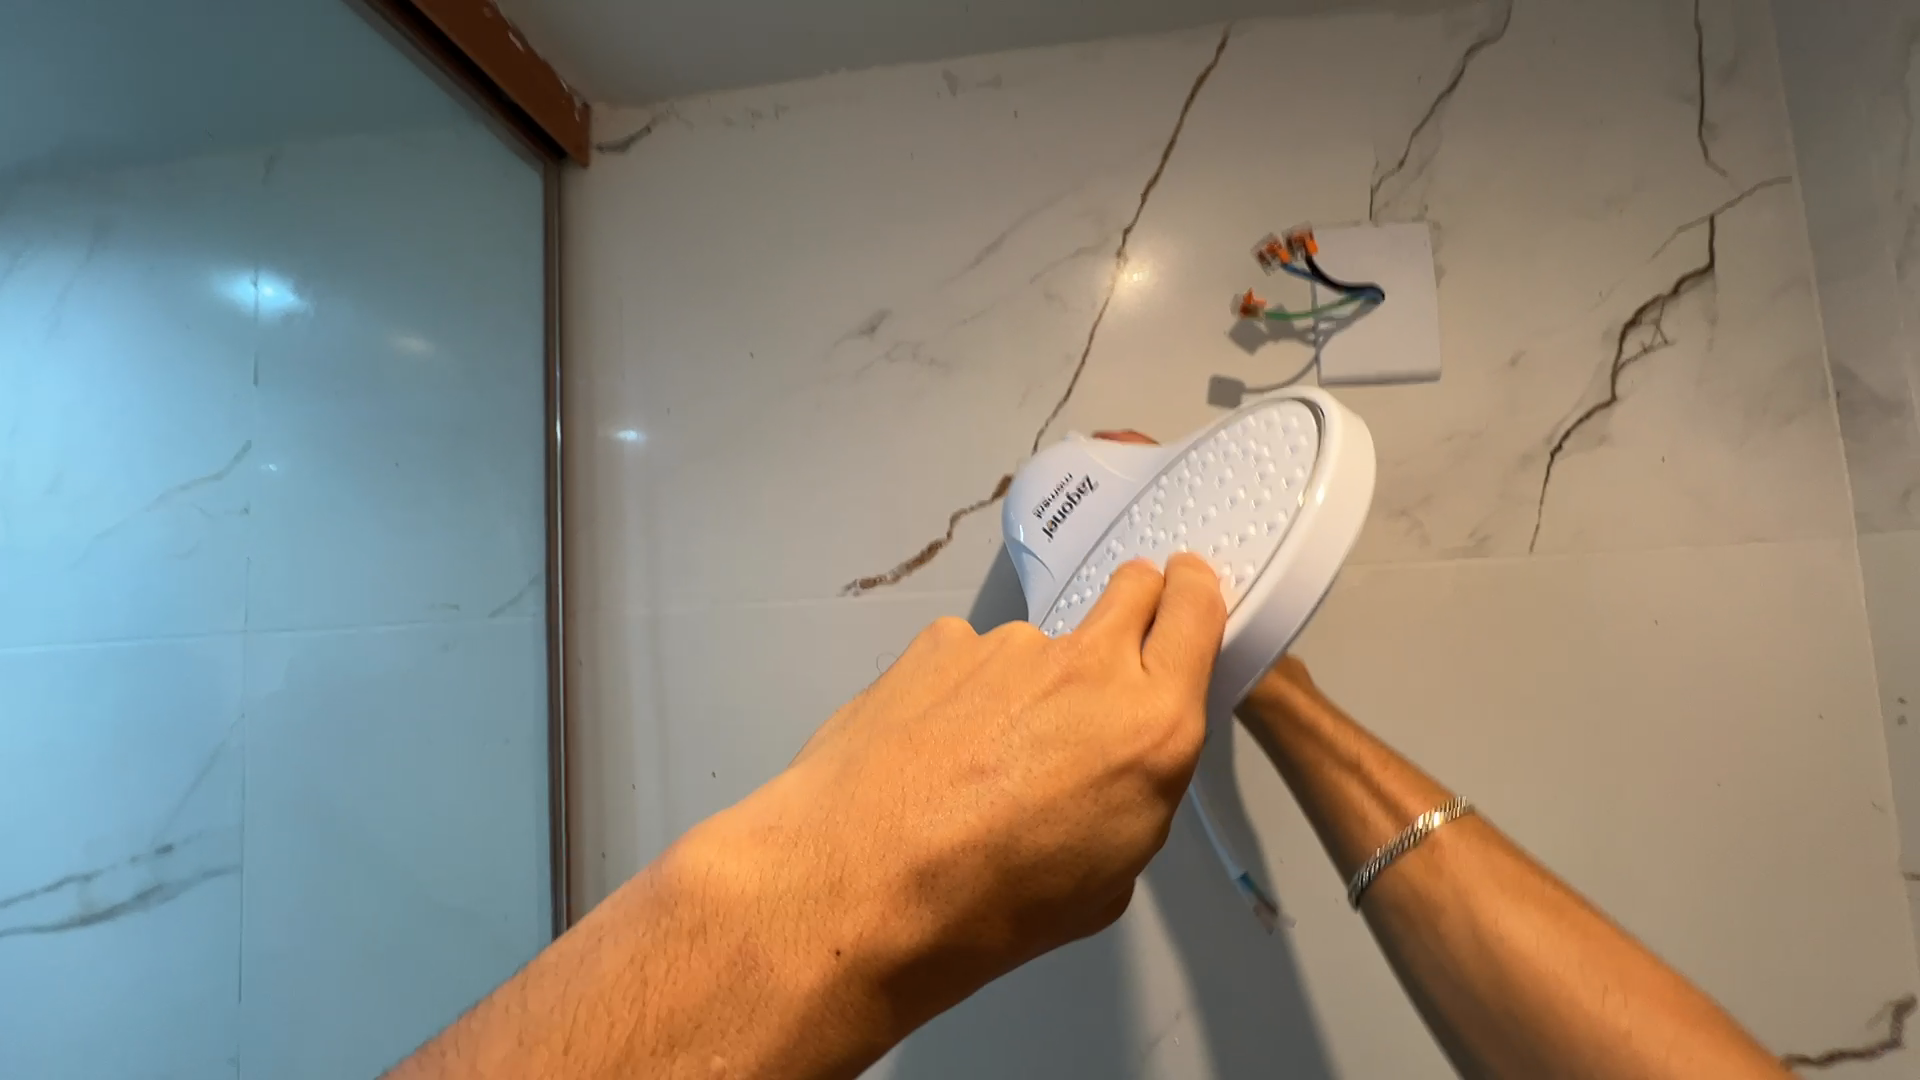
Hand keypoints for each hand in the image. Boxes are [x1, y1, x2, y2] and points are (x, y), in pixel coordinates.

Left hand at [693, 554, 1227, 1042]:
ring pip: (1039, 642)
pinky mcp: (942, 638)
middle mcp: (1087, 666)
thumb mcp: (1109, 874)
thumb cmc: (994, 904)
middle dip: (1132, 602)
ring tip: (974, 753)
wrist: (862, 883)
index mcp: (1151, 725)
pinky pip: (970, 654)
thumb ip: (1132, 787)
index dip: (1194, 592)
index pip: (1196, 612)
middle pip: (1130, 586)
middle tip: (1103, 655)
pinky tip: (927, 740)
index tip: (1185, 587)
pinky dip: (962, 687)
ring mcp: (1009, 643)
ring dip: (1026, 680)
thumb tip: (1107, 755)